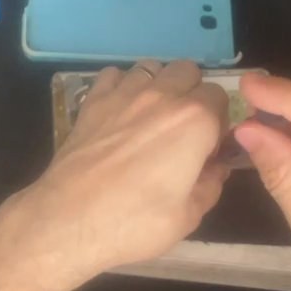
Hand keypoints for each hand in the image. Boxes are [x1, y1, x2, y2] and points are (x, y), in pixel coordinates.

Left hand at [0, 60, 230, 290]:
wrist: (69, 219)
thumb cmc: (135, 221)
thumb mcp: (188, 215)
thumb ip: (210, 184)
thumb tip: (216, 167)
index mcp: (195, 121)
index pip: (220, 97)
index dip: (217, 120)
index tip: (208, 144)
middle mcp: (162, 96)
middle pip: (187, 71)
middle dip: (191, 92)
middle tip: (184, 127)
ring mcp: (123, 94)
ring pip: (151, 68)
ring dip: (158, 85)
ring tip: (151, 115)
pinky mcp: (92, 101)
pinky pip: (113, 74)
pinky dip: (121, 85)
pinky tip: (120, 110)